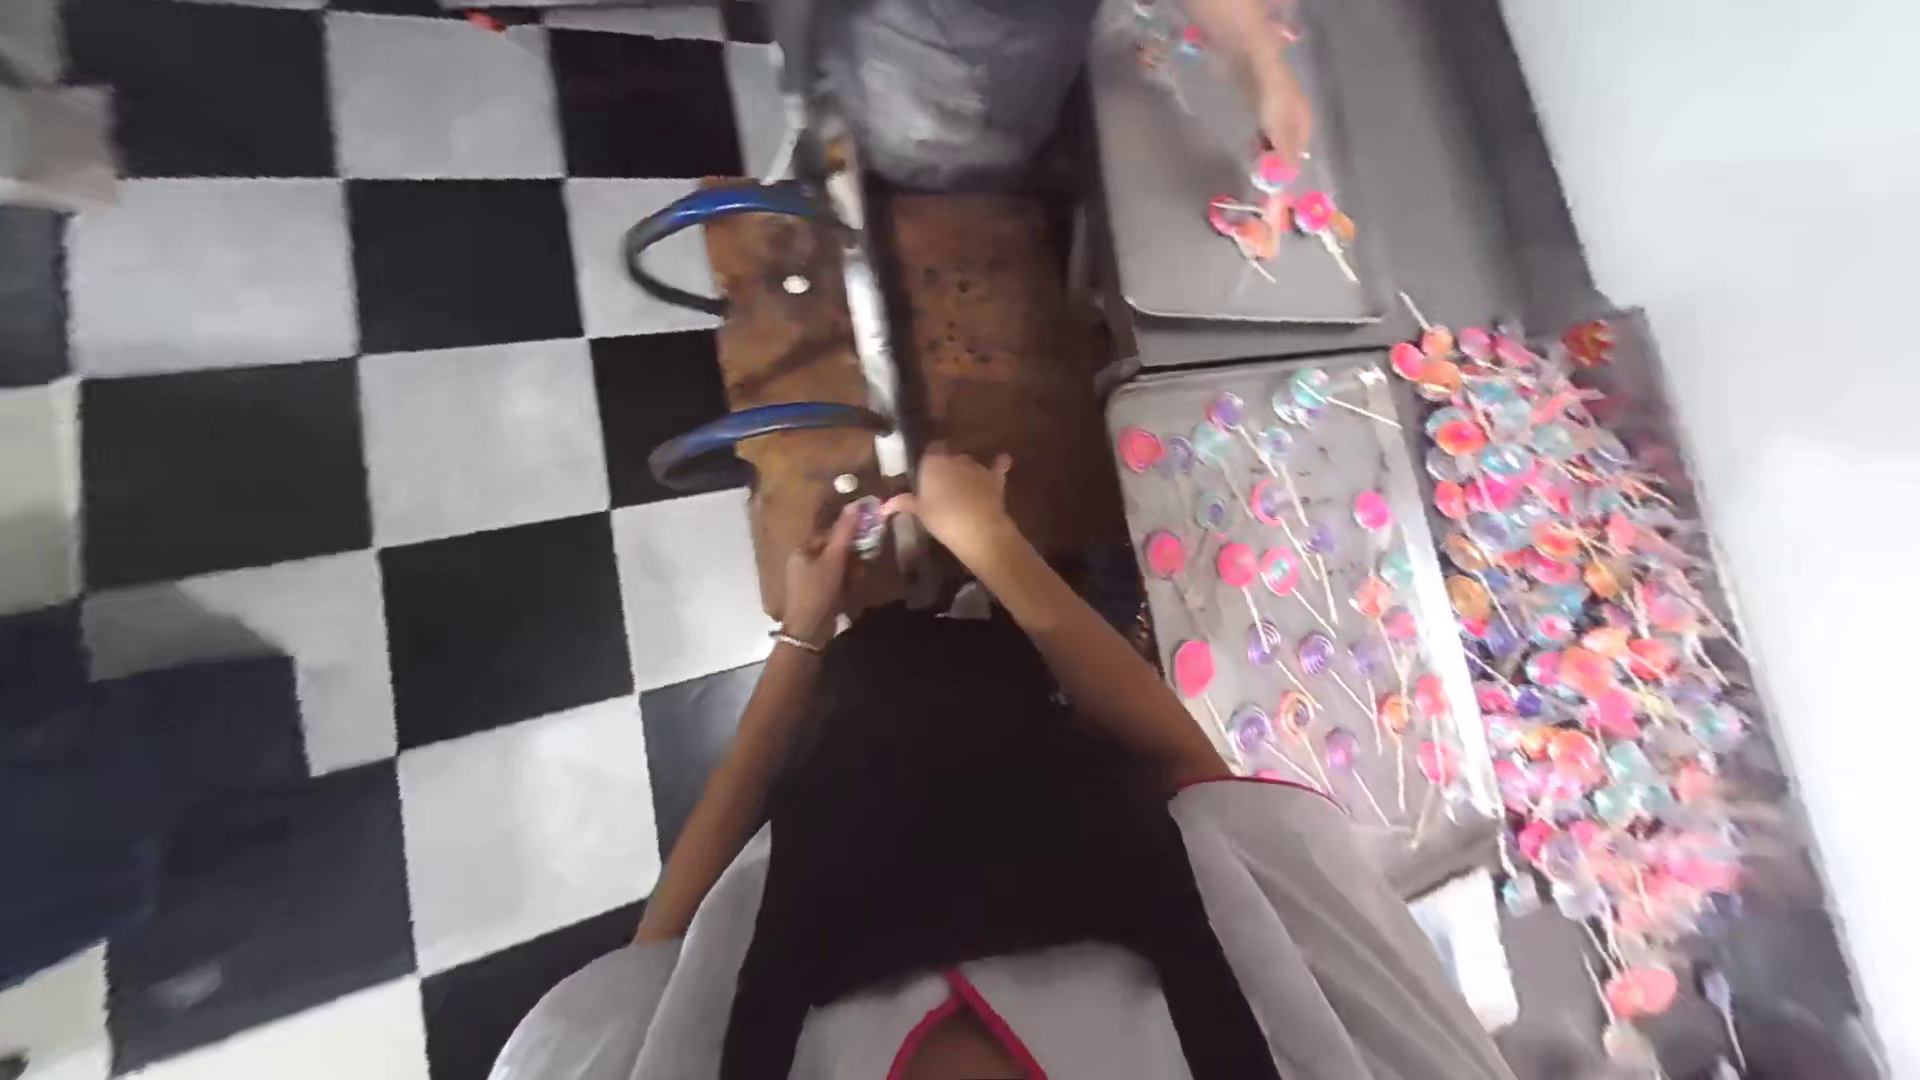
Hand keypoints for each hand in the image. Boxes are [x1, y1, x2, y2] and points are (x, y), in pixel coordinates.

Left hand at [781, 504, 857, 647]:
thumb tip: (855, 505)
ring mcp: (809, 580)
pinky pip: (834, 580)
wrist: (809, 630)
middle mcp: (803, 562)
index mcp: (801, 550)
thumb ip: (844, 532)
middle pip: (832, 549)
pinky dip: (846, 581)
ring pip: (835, 565)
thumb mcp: (833, 559)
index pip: (827, 533)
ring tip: (861, 575)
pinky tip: (855, 586)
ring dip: (851, 568)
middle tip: (866, 558)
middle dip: (851, 553)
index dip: (847, 533)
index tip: (865, 535)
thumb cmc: (818, 590)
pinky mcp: (817, 594)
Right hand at [884, 442, 1017, 565]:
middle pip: (949, 456)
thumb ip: (904, 503)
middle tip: (943, 487)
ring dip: (966, 472)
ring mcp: (976, 466)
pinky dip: (999, 463)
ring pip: (969, 463)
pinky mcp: (994, 477)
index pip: (930, 451)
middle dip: (947, 467)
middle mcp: (954, 458)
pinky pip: (997, 465)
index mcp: (933, 462)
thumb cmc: (942, 519)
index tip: (927, 474)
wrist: (978, 529)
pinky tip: (1003, 460)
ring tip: (963, 491)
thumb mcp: (920, 512)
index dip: (929, 461)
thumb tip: (883, 507)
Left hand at [1252, 55, 1311, 164]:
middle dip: (1278, 156)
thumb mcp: (1280, 131)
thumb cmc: (1273, 101)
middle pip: (1289, 140)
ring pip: (1277, 134)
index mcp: (1305, 118)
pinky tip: (1253, 144)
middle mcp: (1297, 113)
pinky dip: (1261, 137)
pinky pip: (1266, 126)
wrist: (1258, 69)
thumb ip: (1286, 152)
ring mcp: (1281, 107)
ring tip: (1257, 161)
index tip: (1277, 177)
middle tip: (1264, 171)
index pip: (1301, 147)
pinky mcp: (1266, 103)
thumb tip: (1291, 173)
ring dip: (1268, 147)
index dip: (1291, 162)